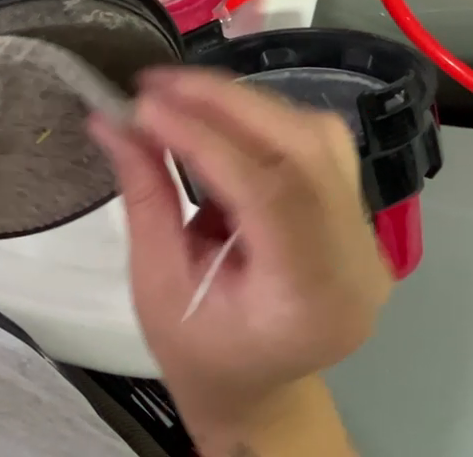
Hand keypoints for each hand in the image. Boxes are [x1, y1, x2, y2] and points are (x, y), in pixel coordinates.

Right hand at [88, 68, 390, 442]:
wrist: (255, 389)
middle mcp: (356, 260)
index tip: (140, 105)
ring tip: (176, 93)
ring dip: (242, 103)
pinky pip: (313, 144)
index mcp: (310, 299)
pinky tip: (212, 114)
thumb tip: (109, 119)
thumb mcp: (156, 282)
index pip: (269, 193)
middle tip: (154, 82)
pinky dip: (258, 117)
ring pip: (315, 135)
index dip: (202, 138)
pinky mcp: (350, 213)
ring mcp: (363, 234)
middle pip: (304, 150)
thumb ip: (144, 196)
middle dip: (224, 102)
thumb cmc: (199, 350)